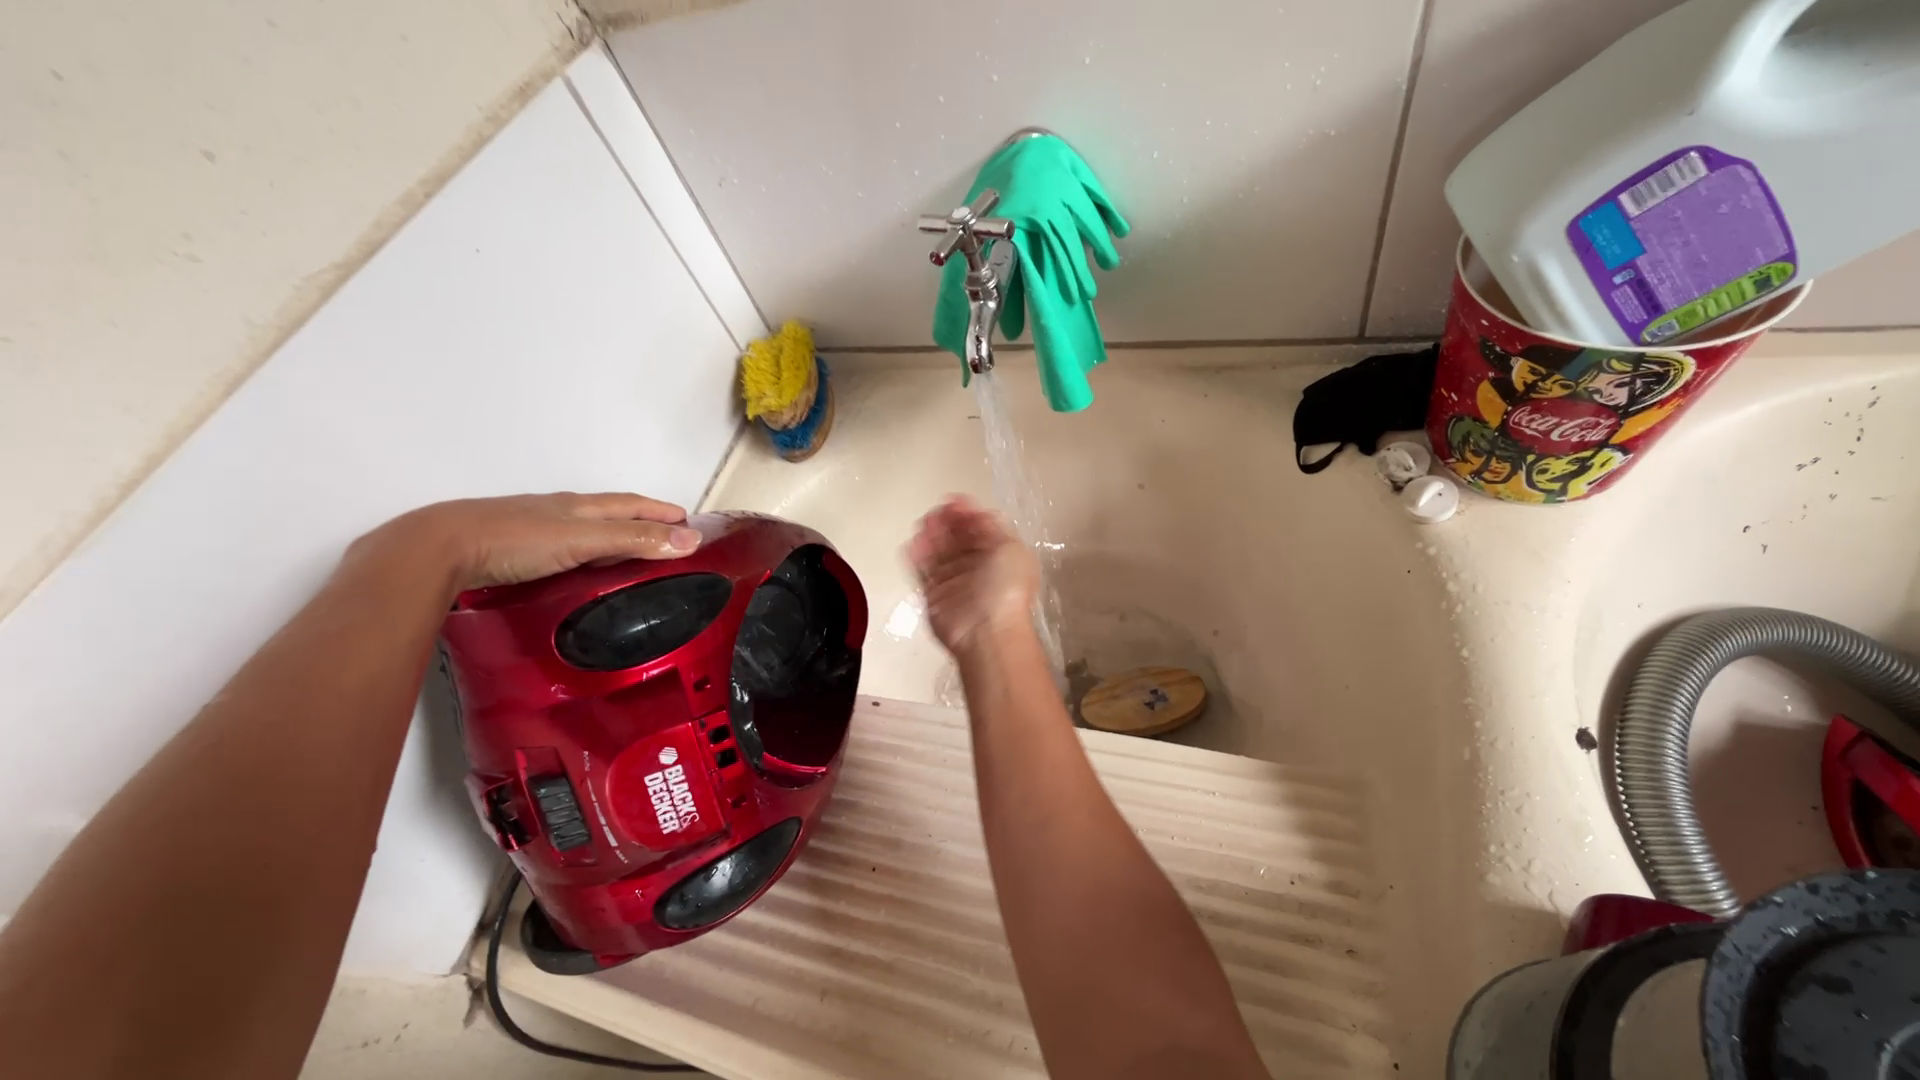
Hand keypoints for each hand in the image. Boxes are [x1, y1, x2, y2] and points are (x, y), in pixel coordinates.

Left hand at [355, 492, 701, 591]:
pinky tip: (577, 568)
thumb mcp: (583, 541)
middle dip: (641, 520)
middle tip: (666, 534)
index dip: (661, 511)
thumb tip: (689, 538)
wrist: (438, 550)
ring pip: (583, 529)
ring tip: (628, 552)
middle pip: (609, 513)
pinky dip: (581, 554)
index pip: (631, 504)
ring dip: (611, 536)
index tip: (688, 520)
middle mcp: (558, 512)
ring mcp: (532, 529)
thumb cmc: (511, 540)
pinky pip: (560, 548)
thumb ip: (634, 540)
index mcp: (579, 506)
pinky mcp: (511, 550)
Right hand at [908, 495, 1038, 654]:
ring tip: (924, 525)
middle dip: (946, 522)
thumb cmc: (1005, 589)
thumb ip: (993, 527)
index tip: (954, 501)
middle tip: (936, 513)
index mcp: (999, 555)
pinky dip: (916, 556)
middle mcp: (976, 567)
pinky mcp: (933, 594)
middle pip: (956, 537)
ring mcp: (953, 580)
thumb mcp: (1010, 548)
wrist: (987, 632)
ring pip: (937, 551)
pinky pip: (921, 571)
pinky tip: (913, 543)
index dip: (966, 513)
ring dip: (930, 535)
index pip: (979, 528)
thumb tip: (979, 512)